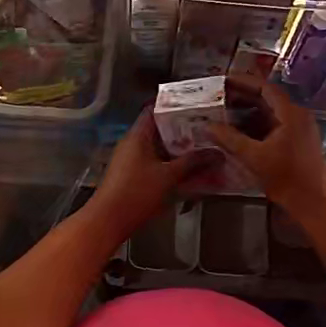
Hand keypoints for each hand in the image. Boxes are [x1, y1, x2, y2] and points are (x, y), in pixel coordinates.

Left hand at [86, 111, 207, 231]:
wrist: (108, 221)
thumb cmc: (136, 192)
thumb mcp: (168, 176)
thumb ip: (192, 162)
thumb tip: (217, 152)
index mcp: (138, 135)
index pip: (154, 110)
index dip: (174, 106)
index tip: (196, 107)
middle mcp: (133, 143)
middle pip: (159, 130)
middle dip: (182, 131)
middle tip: (206, 130)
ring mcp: (131, 160)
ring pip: (159, 148)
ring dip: (178, 150)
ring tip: (204, 150)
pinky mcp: (133, 175)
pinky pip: (155, 163)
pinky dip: (171, 164)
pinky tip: (189, 171)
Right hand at [208, 74, 325, 214]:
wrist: (314, 203)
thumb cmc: (287, 177)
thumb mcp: (254, 157)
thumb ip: (230, 139)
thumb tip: (207, 125)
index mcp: (291, 114)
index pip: (266, 88)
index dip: (244, 82)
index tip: (224, 81)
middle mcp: (297, 116)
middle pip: (268, 98)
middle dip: (243, 96)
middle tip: (219, 96)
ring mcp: (299, 129)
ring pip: (270, 113)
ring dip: (248, 111)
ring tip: (224, 112)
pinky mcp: (297, 142)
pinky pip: (274, 125)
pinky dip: (256, 124)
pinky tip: (238, 131)